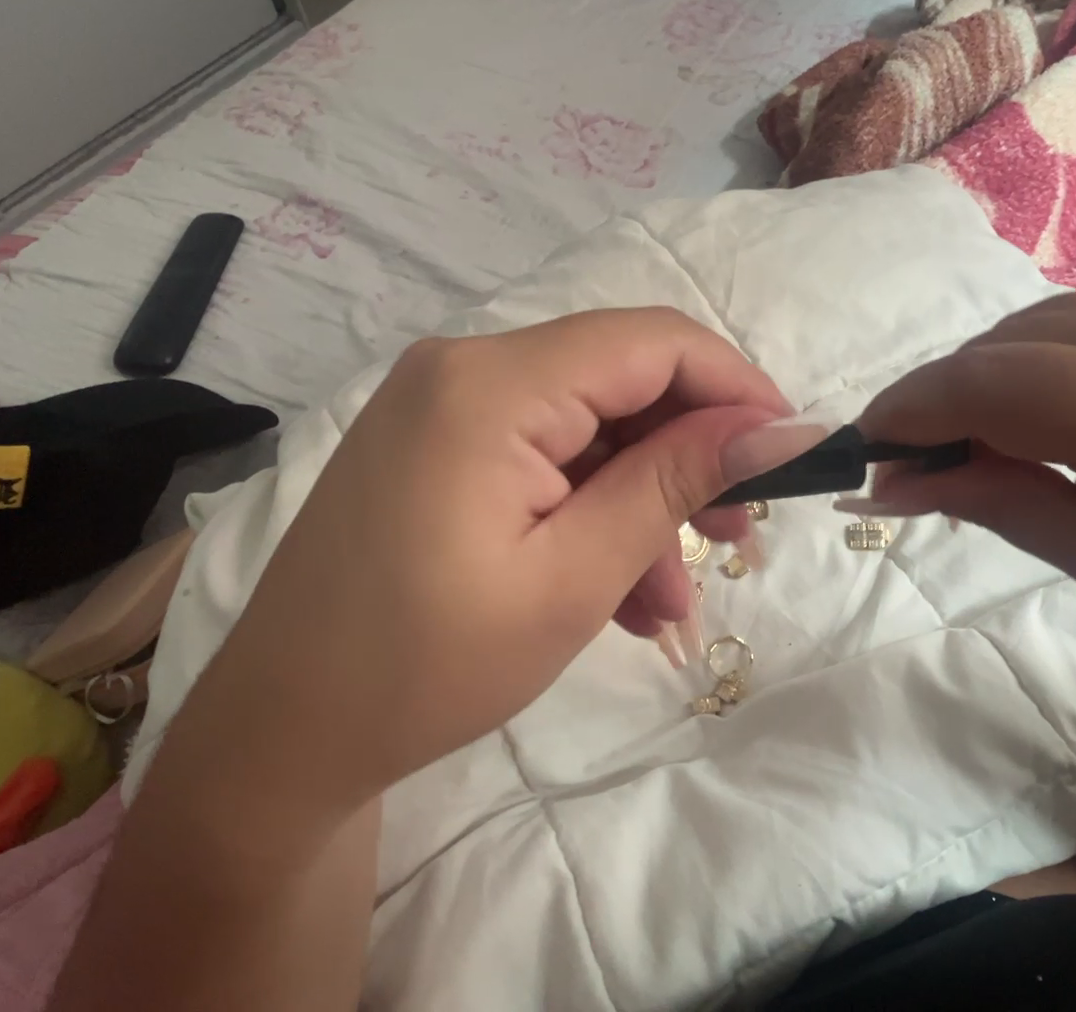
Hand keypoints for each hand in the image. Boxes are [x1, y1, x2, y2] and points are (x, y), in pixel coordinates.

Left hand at [217, 308, 790, 794]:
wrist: (285, 734)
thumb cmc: (429, 667)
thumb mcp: (574, 577)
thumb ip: (677, 484)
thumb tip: (781, 428)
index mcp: (490, 384)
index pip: (651, 340)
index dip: (735, 385)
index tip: (789, 452)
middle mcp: (461, 369)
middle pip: (619, 382)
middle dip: (688, 457)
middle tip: (736, 539)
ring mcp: (439, 408)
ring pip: (587, 430)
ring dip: (641, 504)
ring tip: (668, 603)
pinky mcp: (433, 449)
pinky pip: (542, 459)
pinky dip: (589, 513)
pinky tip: (615, 594)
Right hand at [847, 287, 1075, 657]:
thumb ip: (992, 504)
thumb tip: (888, 483)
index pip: (992, 384)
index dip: (911, 409)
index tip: (865, 447)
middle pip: (1001, 345)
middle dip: (939, 400)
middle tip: (917, 463)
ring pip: (1029, 323)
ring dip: (981, 378)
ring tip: (977, 441)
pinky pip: (1073, 315)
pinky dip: (1027, 358)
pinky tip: (1035, 406)